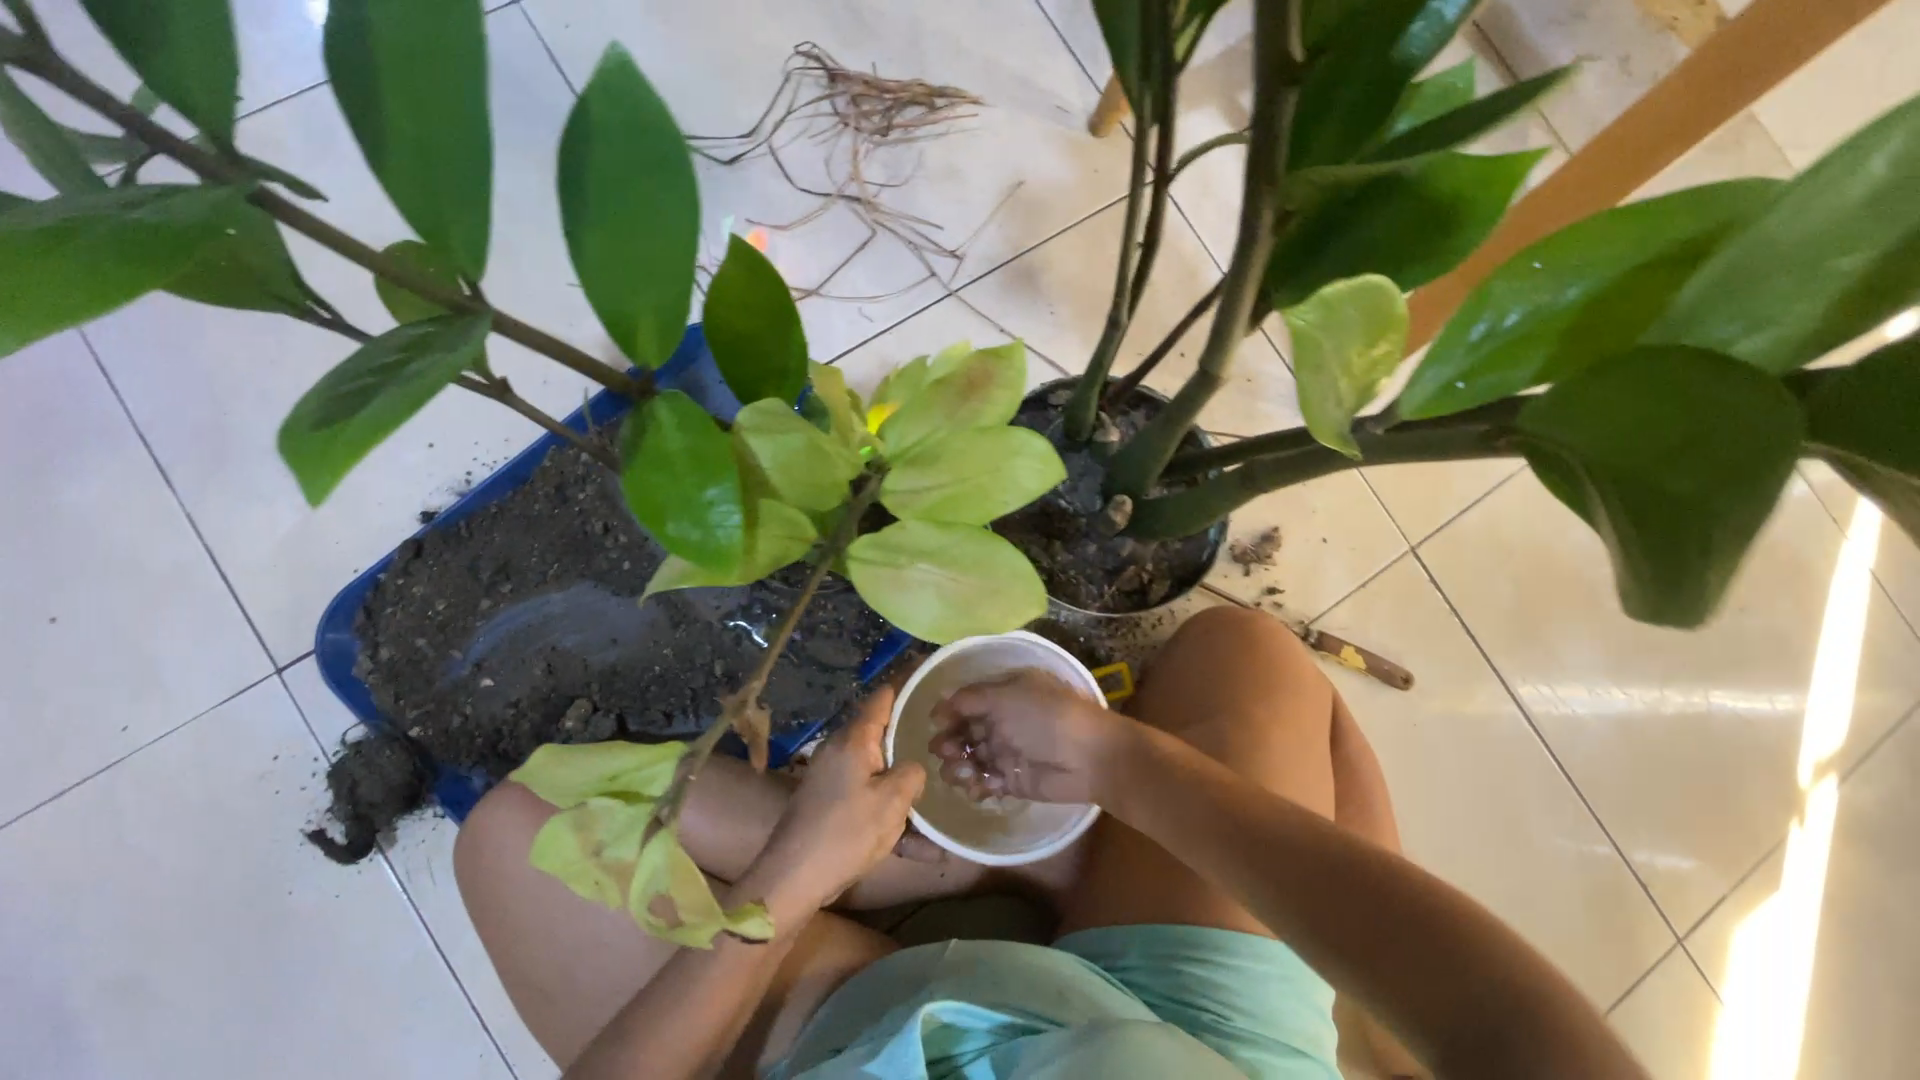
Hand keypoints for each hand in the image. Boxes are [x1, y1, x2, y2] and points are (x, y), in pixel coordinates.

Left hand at [751, 687, 926, 910]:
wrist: (792, 878)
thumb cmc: (845, 833)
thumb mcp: (892, 802)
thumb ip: (911, 774)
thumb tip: (914, 767)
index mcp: (854, 740)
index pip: (883, 698)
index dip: (908, 684)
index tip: (933, 680)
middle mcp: (839, 750)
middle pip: (883, 734)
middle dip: (913, 739)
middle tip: (948, 742)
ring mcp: (831, 777)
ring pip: (879, 771)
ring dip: (906, 785)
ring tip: (940, 797)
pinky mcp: (829, 803)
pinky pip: (869, 798)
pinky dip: (891, 813)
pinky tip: (921, 846)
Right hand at [927, 670, 1129, 804]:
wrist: (1090, 756)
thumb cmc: (1048, 716)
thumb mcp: (1008, 696)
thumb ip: (972, 698)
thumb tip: (942, 700)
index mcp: (1006, 696)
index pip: (968, 702)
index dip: (949, 712)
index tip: (934, 723)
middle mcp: (1005, 722)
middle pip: (965, 731)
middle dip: (949, 741)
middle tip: (942, 751)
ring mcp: (1009, 752)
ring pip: (971, 758)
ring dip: (959, 764)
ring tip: (958, 772)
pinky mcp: (1014, 781)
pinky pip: (986, 782)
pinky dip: (977, 785)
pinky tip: (975, 787)